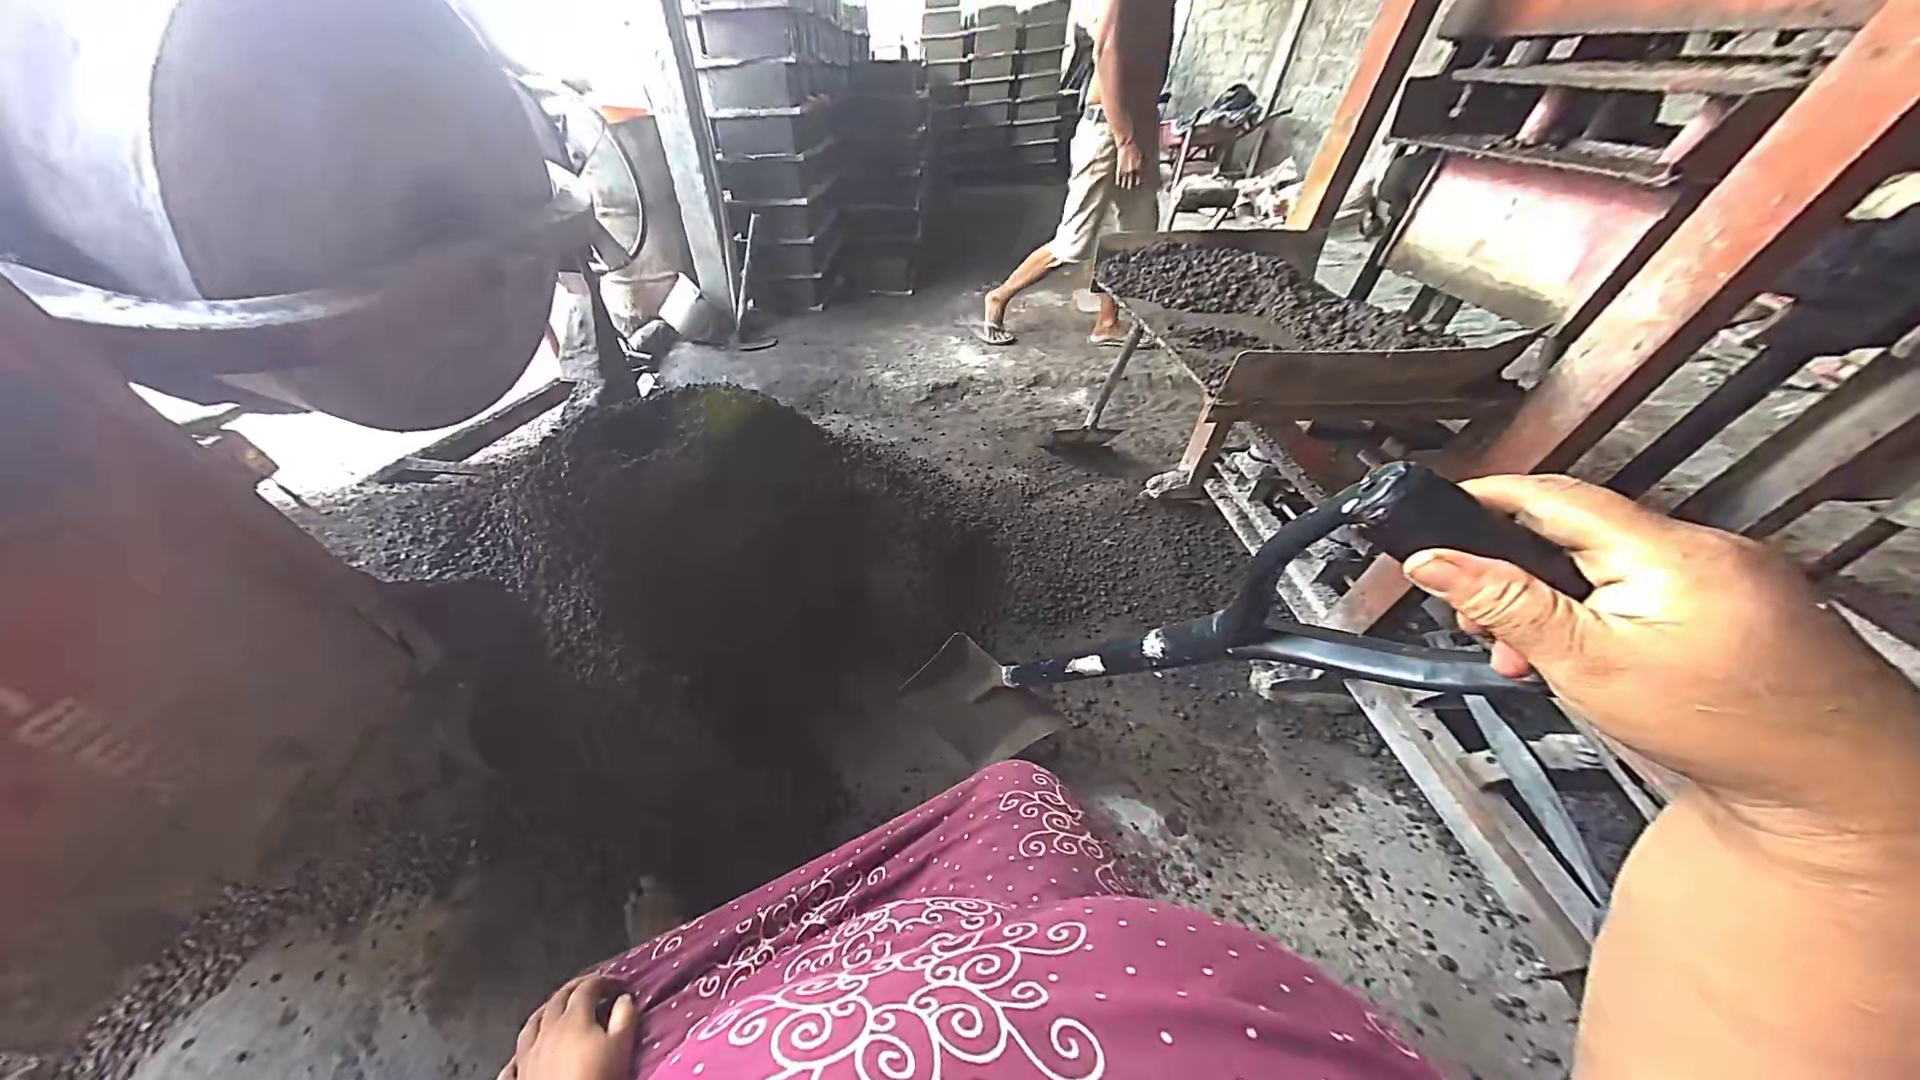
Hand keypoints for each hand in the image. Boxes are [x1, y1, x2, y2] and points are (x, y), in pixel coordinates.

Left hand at [499, 975, 637, 1079]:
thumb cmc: (597, 1078)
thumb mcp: (621, 1045)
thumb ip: (624, 1016)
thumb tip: (623, 998)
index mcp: (573, 1019)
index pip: (587, 988)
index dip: (604, 981)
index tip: (618, 984)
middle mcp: (547, 1032)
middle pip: (557, 999)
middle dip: (575, 987)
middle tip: (591, 985)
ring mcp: (526, 1058)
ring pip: (531, 1025)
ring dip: (545, 1011)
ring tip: (556, 1009)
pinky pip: (512, 1063)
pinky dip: (520, 1052)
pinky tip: (523, 1055)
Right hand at [1114, 138, 1145, 189]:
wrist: (1127, 143)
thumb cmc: (1135, 147)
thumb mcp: (1141, 155)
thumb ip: (1143, 162)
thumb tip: (1145, 167)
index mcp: (1138, 166)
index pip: (1139, 176)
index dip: (1138, 181)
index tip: (1138, 184)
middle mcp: (1131, 170)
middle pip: (1131, 180)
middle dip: (1131, 184)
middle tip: (1130, 187)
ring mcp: (1124, 169)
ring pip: (1124, 179)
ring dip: (1124, 184)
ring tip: (1124, 187)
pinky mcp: (1119, 167)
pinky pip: (1118, 176)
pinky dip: (1118, 180)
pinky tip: (1118, 183)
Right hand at [1399, 474, 1919, 844]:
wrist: (1838, 791)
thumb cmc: (1731, 731)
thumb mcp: (1582, 660)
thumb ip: (1499, 601)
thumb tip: (1433, 561)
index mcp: (1665, 554)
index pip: (1550, 495)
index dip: (1484, 495)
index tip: (1441, 508)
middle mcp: (1702, 551)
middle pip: (1564, 532)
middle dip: (1503, 569)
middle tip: (1475, 613)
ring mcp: (1722, 575)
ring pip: (1593, 563)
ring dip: (1539, 597)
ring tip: (1524, 647)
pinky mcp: (1729, 601)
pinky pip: (1630, 585)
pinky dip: (1583, 610)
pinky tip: (1572, 649)